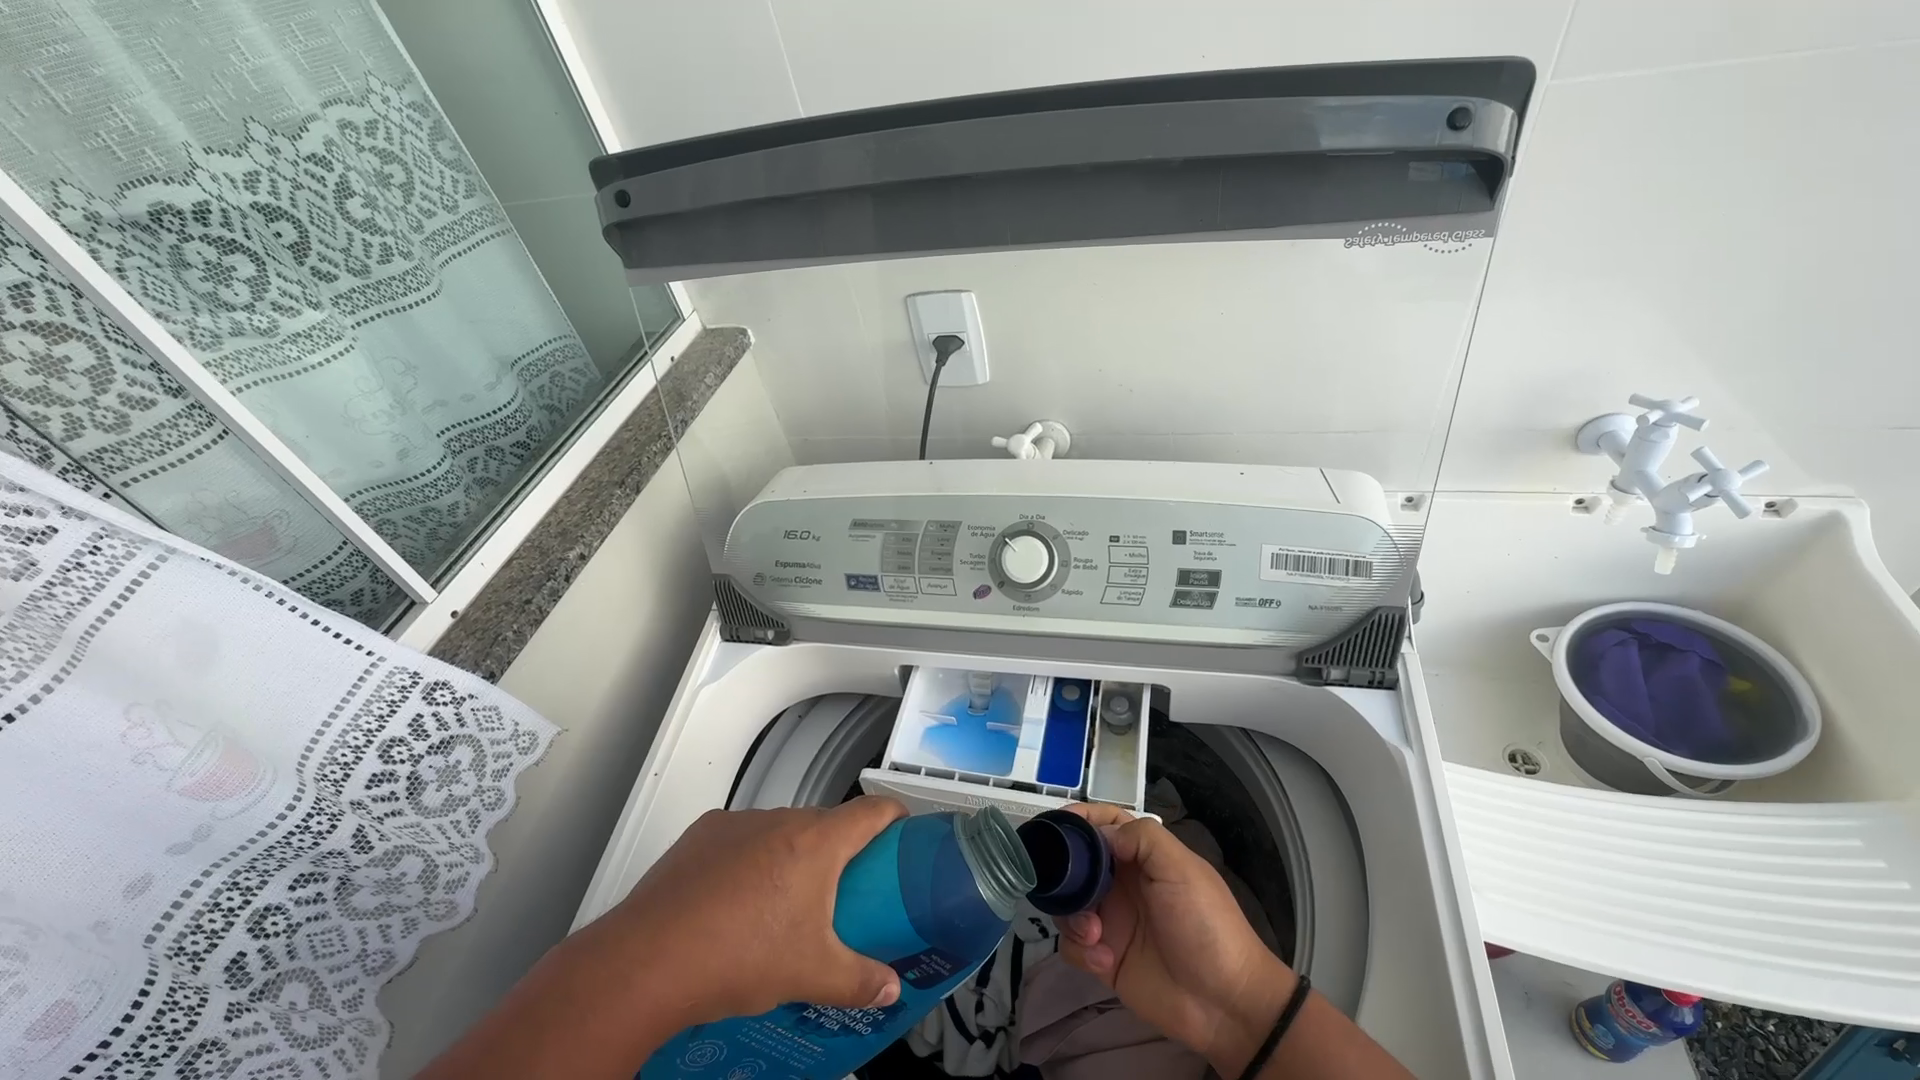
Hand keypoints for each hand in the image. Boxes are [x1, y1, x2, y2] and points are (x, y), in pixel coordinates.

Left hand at [419, 798, 909, 1079]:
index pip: (872, 810)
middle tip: (844, 892)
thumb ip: (861, 980)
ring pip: (779, 831)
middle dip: (839, 852)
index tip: (901, 835)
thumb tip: (889, 989)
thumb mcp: (813, 974)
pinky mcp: (698, 836)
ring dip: (791, 856)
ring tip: (784, 906)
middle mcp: (778, 820)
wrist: (649, 961)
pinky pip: (739, 840)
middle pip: (824, 823)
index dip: (894, 818)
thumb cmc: (739, 957)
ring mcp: (735, 824)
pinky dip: (748, 861)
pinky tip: (736, 905)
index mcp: (816, 842)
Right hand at [1057, 803, 1296, 1076]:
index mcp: (1144, 859)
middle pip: (1078, 865)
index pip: (1108, 825)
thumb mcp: (1182, 870)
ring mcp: (1113, 923)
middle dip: (1066, 874)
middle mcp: (1124, 886)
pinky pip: (1073, 945)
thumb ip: (1143, 839)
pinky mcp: (1105, 960)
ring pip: (1070, 904)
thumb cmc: (1205, 925)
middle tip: (1065, 888)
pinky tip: (1105, 961)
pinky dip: (1082, 950)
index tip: (1056, 824)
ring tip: (1095, 934)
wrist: (1224, 1002)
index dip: (1083, 818)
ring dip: (1073, 916)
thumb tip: (1101, 832)